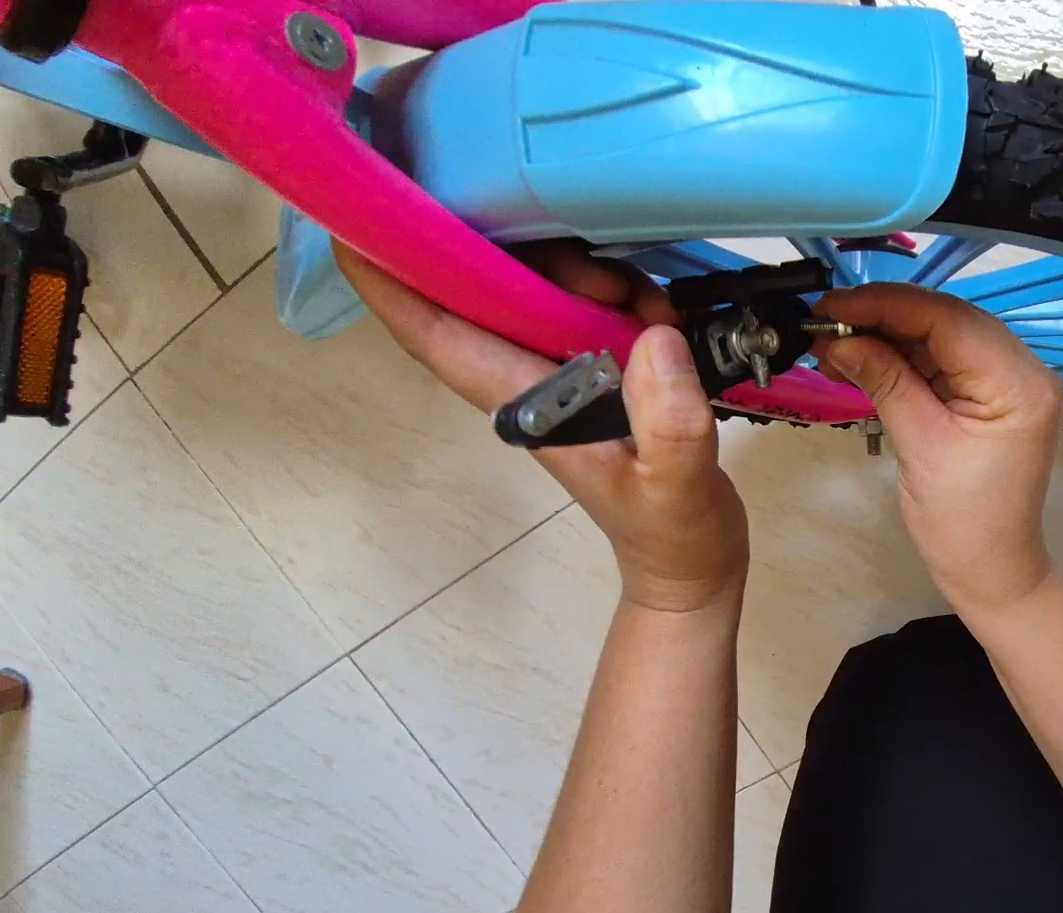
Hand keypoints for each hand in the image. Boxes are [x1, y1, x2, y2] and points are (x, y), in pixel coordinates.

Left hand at [335, 242, 748, 614]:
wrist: (690, 562)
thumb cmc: (673, 534)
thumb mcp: (678, 486)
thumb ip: (669, 424)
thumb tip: (656, 336)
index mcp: (527, 404)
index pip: (434, 330)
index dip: (386, 264)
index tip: (362, 190)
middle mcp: (534, 379)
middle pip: (488, 287)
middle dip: (532, 252)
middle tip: (609, 277)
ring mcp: (570, 373)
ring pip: (545, 288)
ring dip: (590, 273)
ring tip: (653, 306)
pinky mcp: (608, 371)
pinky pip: (596, 308)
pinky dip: (625, 294)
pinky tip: (664, 316)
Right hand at [813, 284, 1062, 614]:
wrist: (990, 569)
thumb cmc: (962, 523)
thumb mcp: (919, 445)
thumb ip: (883, 379)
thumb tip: (837, 337)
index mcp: (1019, 383)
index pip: (948, 319)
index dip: (884, 305)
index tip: (829, 307)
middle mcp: (1025, 371)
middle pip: (947, 320)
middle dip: (883, 318)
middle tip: (824, 324)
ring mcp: (1011, 382)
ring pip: (943, 337)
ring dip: (889, 337)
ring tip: (835, 346)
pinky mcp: (993, 396)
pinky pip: (946, 362)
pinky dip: (905, 359)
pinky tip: (865, 359)